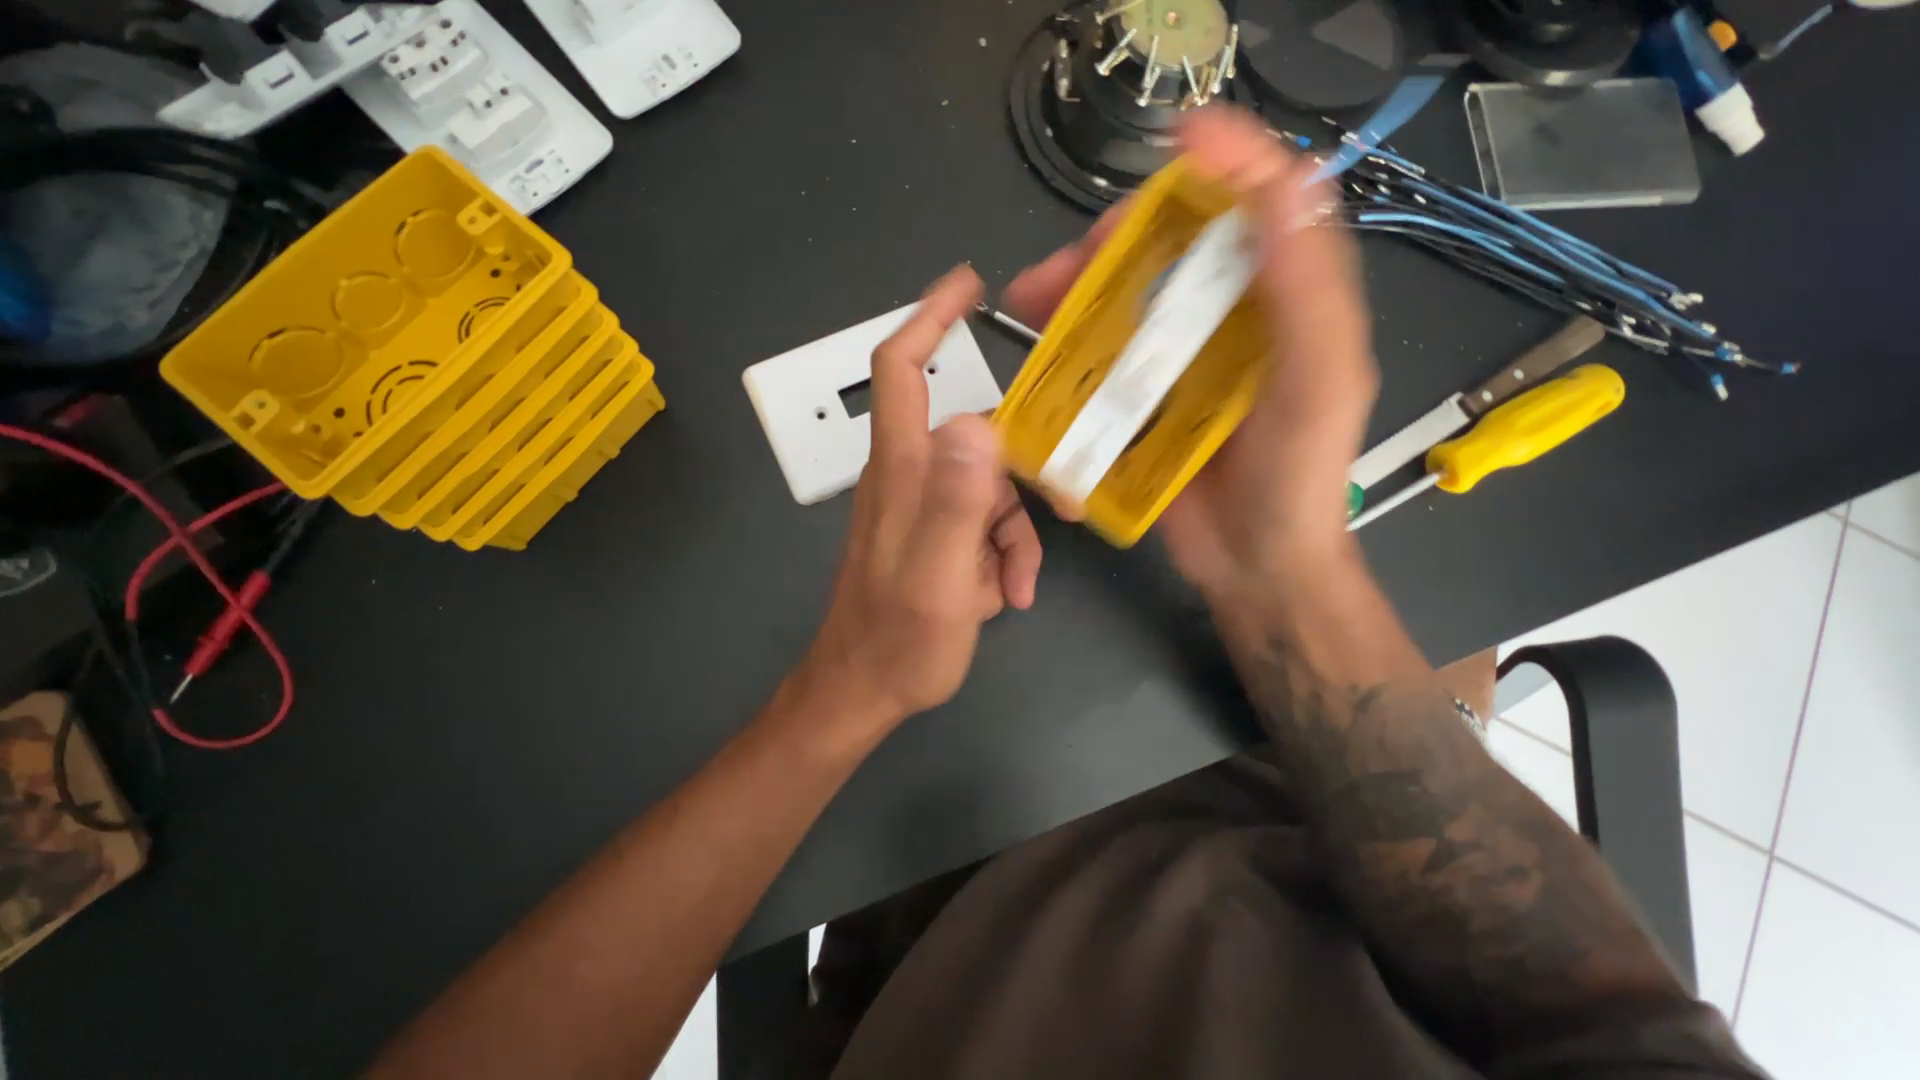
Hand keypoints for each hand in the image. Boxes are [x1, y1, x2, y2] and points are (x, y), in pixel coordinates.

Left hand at [799, 266, 1042, 732]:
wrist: (862, 692)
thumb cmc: (897, 639)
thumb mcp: (938, 577)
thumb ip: (957, 502)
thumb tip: (979, 423)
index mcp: (903, 469)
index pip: (904, 369)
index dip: (931, 317)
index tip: (971, 283)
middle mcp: (909, 475)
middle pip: (975, 436)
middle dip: (1020, 469)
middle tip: (1065, 503)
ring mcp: (922, 507)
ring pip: (989, 486)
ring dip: (1014, 532)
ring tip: (1014, 587)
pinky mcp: (933, 537)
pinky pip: (981, 524)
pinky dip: (1002, 554)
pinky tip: (1006, 596)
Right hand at [1004, 106, 1376, 603]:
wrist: (1255, 568)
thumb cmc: (1296, 481)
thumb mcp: (1319, 384)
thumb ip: (1307, 291)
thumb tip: (1282, 184)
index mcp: (1290, 298)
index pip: (1261, 203)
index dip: (1225, 160)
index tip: (1178, 136)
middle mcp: (1236, 315)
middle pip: (1173, 246)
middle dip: (1117, 238)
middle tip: (1071, 260)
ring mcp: (1186, 356)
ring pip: (1126, 294)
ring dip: (1075, 286)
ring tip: (1029, 299)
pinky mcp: (1147, 395)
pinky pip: (1103, 351)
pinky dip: (1067, 340)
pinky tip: (1036, 345)